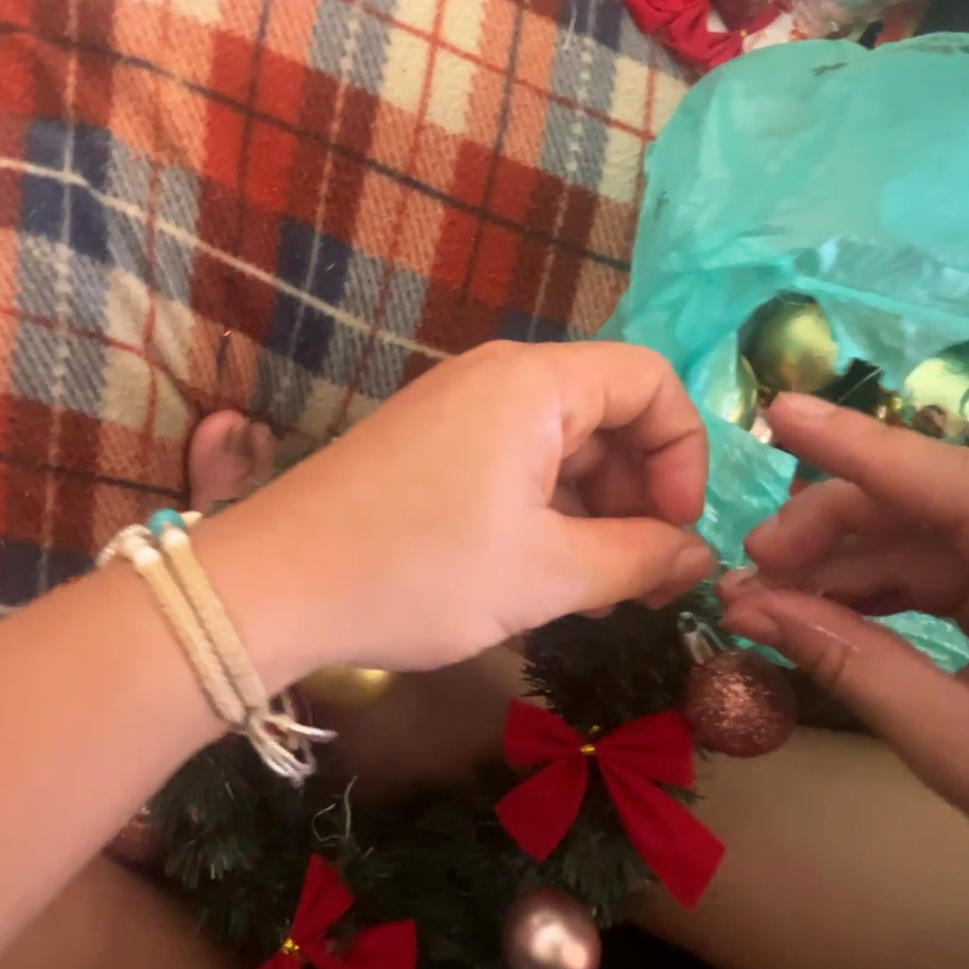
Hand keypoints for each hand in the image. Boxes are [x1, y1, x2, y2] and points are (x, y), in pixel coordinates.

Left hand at [198, 341, 714, 676]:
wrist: (273, 585)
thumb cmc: (418, 571)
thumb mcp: (545, 575)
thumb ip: (638, 558)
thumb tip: (696, 555)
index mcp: (531, 383)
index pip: (649, 380)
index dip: (684, 453)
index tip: (678, 531)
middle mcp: (492, 378)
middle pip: (603, 414)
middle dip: (636, 493)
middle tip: (640, 578)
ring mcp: (450, 410)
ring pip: (554, 447)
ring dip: (589, 512)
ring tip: (593, 590)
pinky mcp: (422, 447)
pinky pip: (507, 464)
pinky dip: (539, 511)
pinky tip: (537, 573)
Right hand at [719, 394, 968, 968]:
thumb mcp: (962, 755)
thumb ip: (850, 664)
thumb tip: (743, 604)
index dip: (868, 451)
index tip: (779, 415)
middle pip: (953, 502)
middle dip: (840, 522)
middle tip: (754, 561)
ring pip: (943, 527)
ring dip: (851, 554)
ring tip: (771, 589)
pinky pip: (958, 559)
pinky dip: (884, 578)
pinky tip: (826, 599)